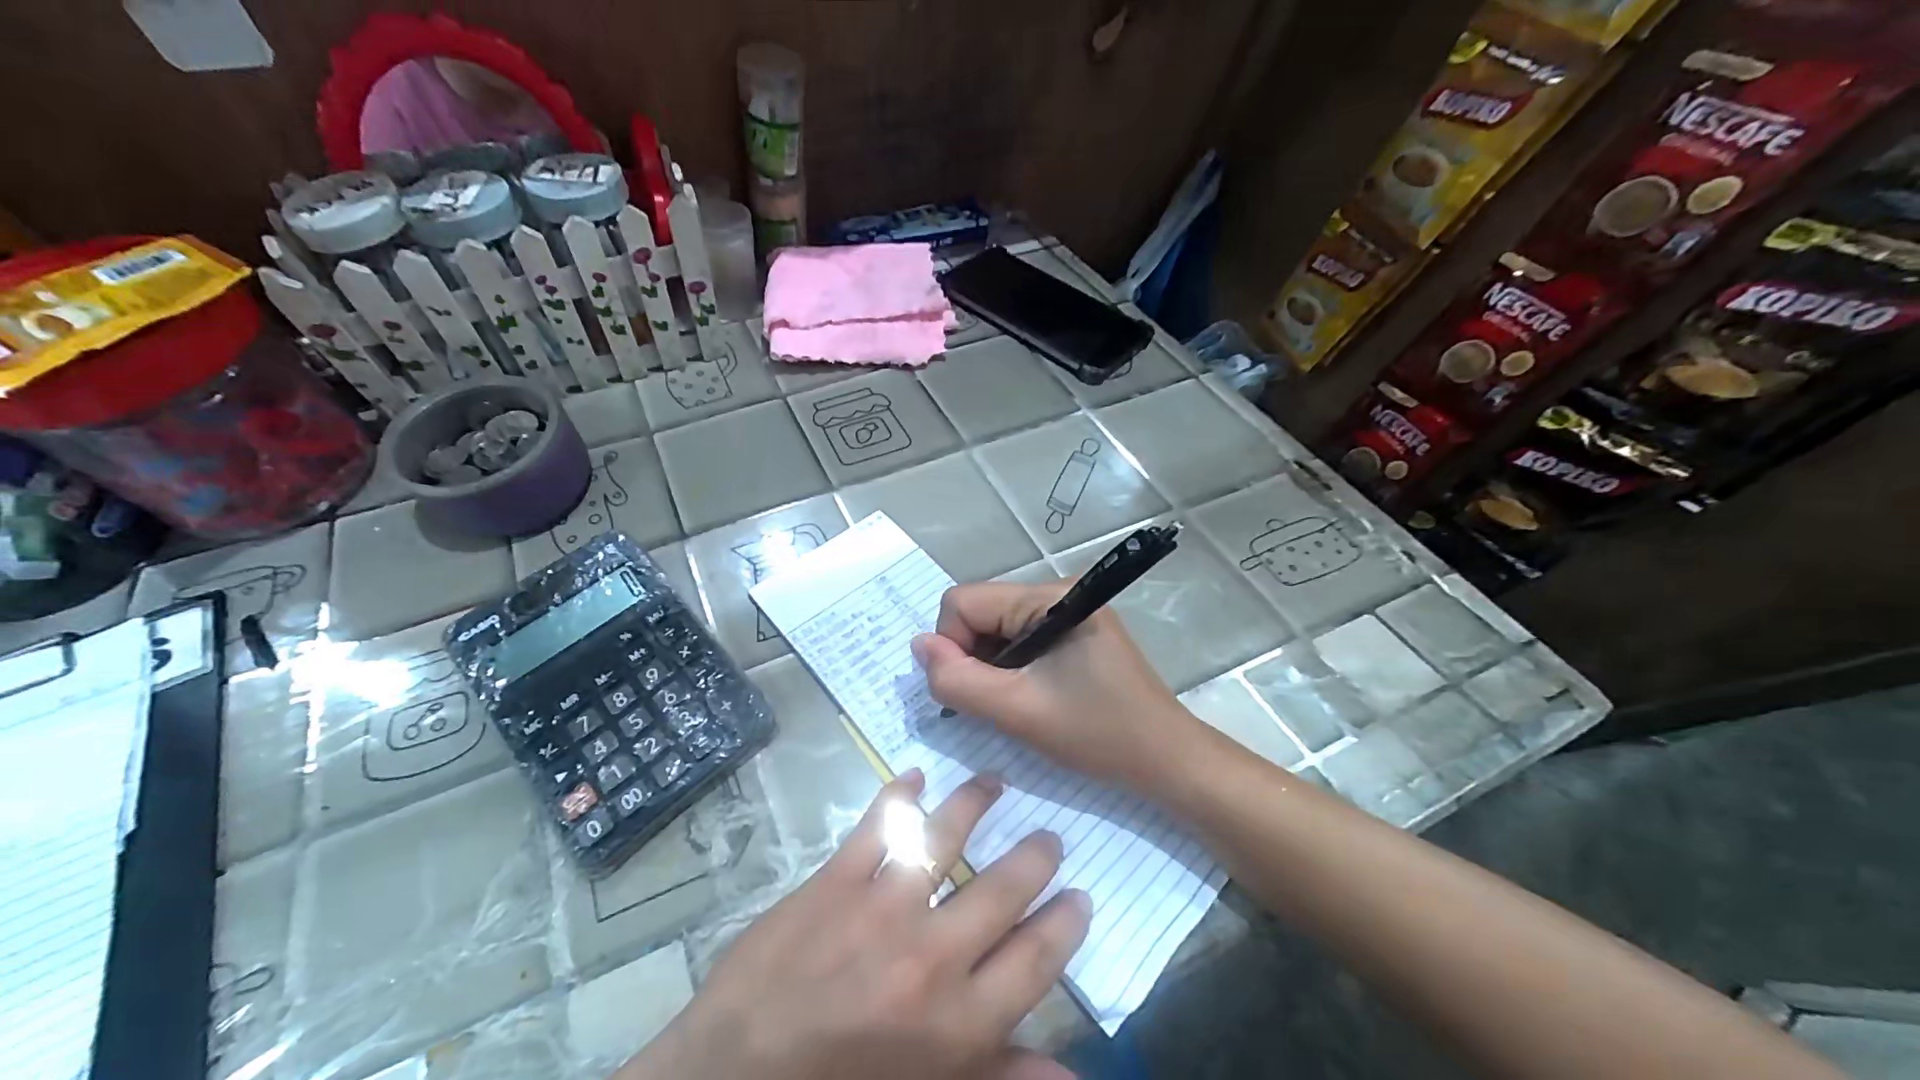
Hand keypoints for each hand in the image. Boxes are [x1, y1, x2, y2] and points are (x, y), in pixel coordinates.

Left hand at [621, 771, 1090, 1079]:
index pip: (1037, 959)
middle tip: (1049, 837)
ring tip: (996, 782)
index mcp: (959, 1021)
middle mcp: (931, 956)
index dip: (1065, 923)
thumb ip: (1002, 1077)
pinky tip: (915, 775)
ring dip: (976, 802)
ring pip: (943, 838)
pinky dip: (898, 795)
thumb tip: (1076, 1077)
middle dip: (1036, 857)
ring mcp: (880, 909)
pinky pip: (876, 827)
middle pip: (1003, 889)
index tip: (1080, 897)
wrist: (733, 1076)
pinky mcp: (833, 882)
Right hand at [910, 582, 1201, 794]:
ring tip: (1014, 705)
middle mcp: (1057, 592)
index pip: (964, 602)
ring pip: (994, 629)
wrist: (1167, 759)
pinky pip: (1017, 640)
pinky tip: (1027, 698)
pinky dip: (1008, 670)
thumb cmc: (1098, 734)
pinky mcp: (1071, 633)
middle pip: (978, 613)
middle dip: (972, 658)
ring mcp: (1066, 612)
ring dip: (989, 668)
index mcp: (1050, 597)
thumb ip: (959, 679)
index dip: (952, 646)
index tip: (972, 692)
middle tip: (996, 704)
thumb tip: (918, 646)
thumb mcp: (1019, 711)